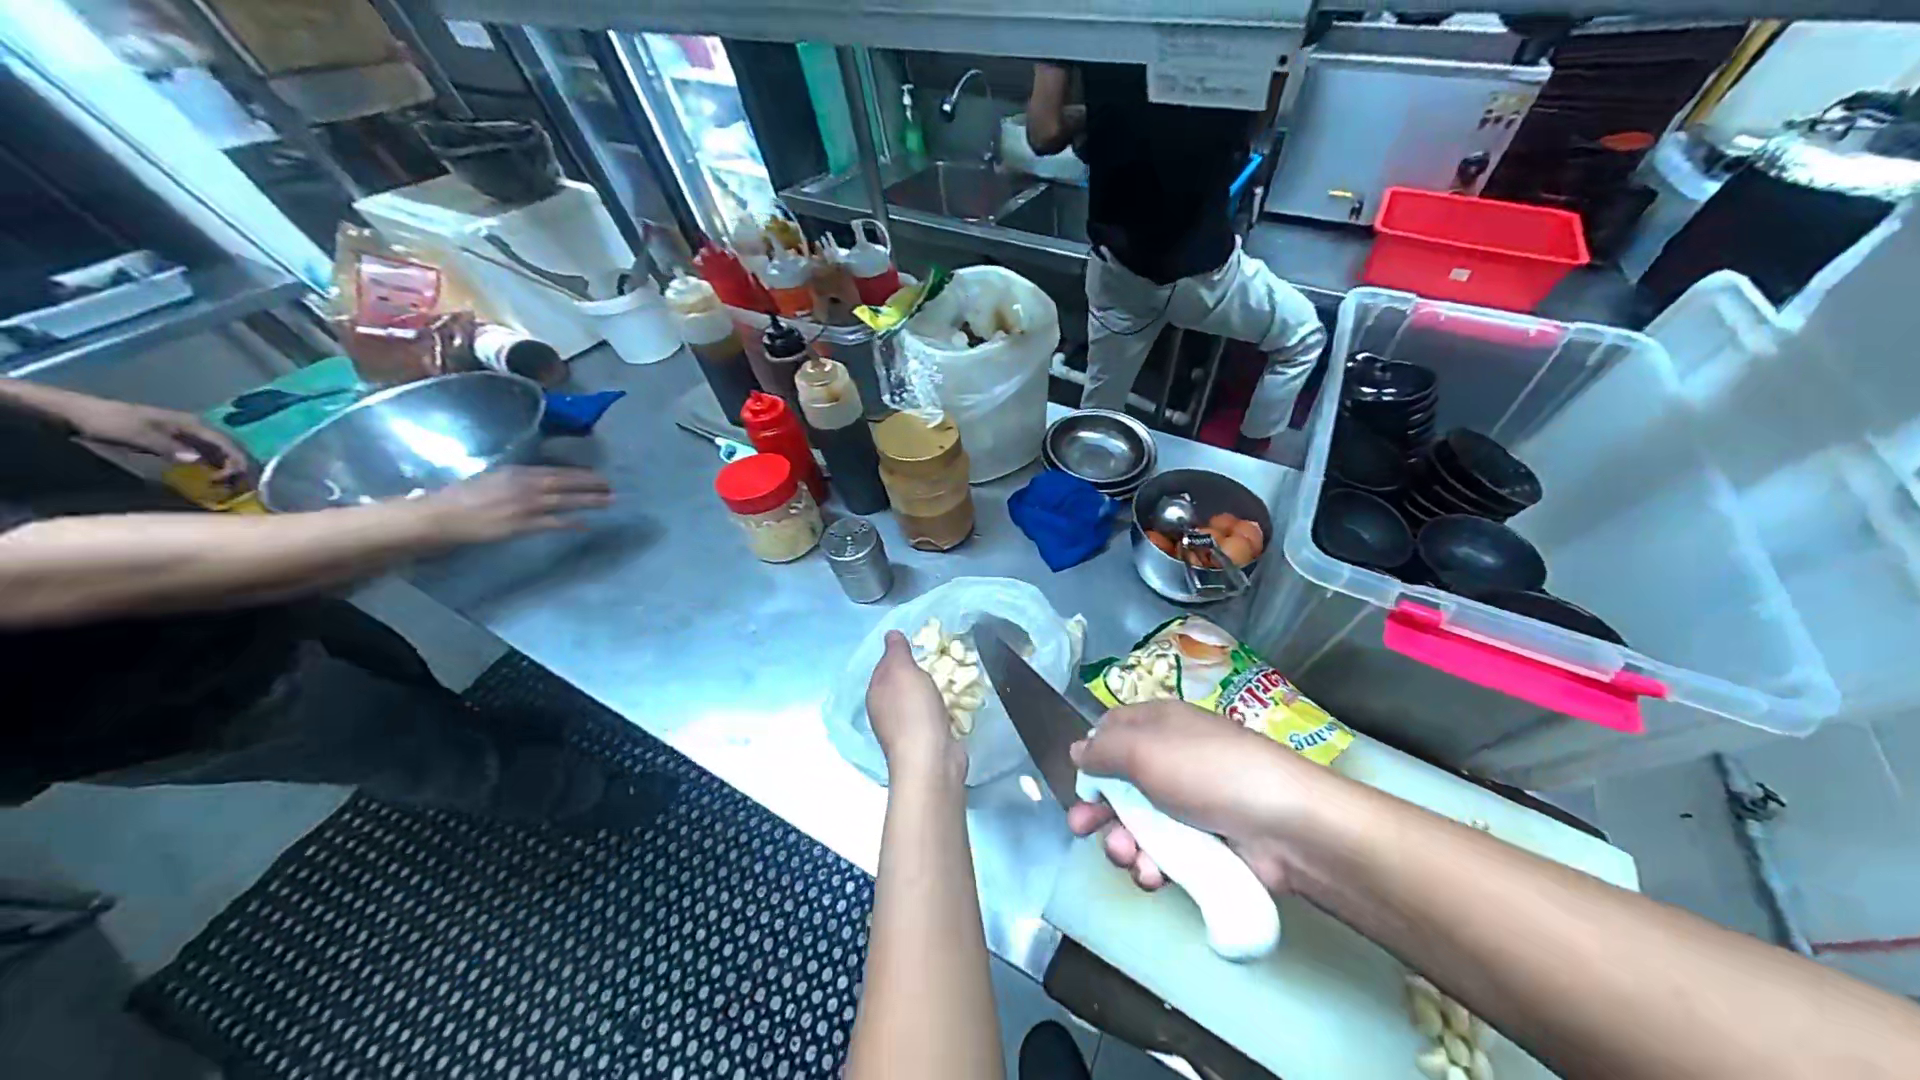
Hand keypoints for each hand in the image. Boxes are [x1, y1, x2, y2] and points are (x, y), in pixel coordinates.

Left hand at [65, 397, 248, 482]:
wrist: (78, 413)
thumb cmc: (109, 422)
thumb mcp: (137, 435)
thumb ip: (168, 447)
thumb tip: (199, 461)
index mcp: (193, 425)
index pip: (228, 444)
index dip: (237, 462)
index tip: (232, 481)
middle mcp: (197, 429)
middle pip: (231, 449)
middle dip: (241, 468)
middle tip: (240, 489)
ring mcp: (188, 435)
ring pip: (221, 453)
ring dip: (230, 470)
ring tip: (229, 487)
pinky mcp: (178, 442)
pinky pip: (207, 456)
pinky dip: (215, 468)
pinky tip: (212, 479)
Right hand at [418, 466, 612, 542]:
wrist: (442, 515)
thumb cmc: (462, 496)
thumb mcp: (493, 477)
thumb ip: (517, 478)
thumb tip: (540, 479)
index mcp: (517, 472)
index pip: (555, 471)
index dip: (578, 473)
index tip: (596, 474)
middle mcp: (525, 486)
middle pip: (566, 483)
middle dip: (591, 484)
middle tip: (611, 485)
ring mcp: (526, 506)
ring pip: (565, 501)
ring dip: (589, 501)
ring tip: (609, 501)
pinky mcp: (523, 525)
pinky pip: (554, 524)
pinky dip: (572, 523)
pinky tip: (586, 525)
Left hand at [866, 631, 966, 785]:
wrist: (930, 759)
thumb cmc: (914, 710)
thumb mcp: (903, 670)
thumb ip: (896, 650)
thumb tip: (890, 634)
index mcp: (875, 691)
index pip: (885, 665)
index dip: (901, 653)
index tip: (922, 644)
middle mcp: (884, 710)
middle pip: (900, 683)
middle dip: (917, 672)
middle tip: (940, 659)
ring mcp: (903, 728)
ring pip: (916, 700)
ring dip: (930, 691)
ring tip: (949, 678)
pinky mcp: (923, 741)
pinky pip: (930, 716)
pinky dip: (939, 708)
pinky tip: (951, 705)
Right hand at [1065, 700, 1307, 893]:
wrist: (1285, 825)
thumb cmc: (1206, 772)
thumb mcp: (1143, 750)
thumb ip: (1102, 750)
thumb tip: (1077, 750)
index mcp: (1159, 726)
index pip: (1113, 732)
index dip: (1092, 756)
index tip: (1080, 781)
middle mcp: (1170, 760)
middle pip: (1119, 785)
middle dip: (1099, 811)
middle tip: (1082, 829)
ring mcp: (1187, 805)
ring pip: (1137, 825)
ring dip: (1123, 844)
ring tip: (1127, 858)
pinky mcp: (1202, 845)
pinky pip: (1163, 854)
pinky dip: (1152, 866)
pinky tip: (1153, 876)